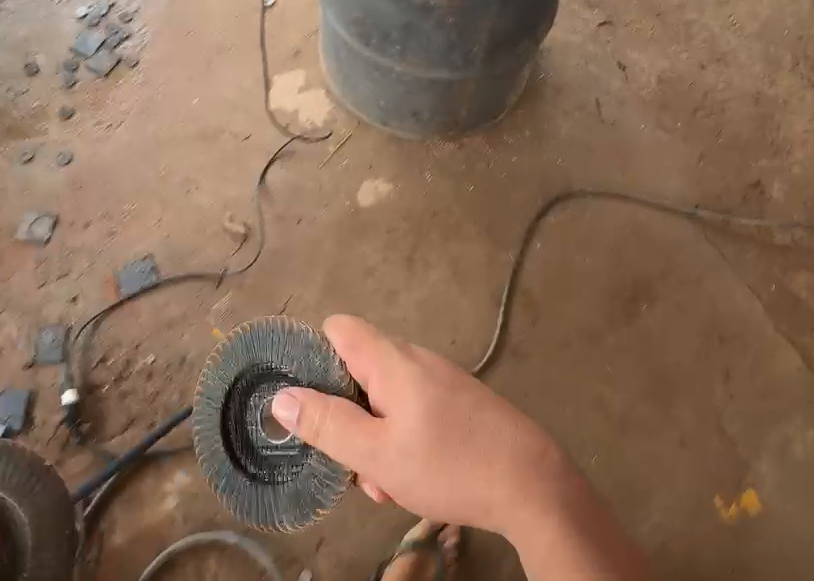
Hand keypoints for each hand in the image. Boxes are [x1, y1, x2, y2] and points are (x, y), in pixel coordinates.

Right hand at [268, 315, 576, 537]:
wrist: (533, 484)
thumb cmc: (450, 465)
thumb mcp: (377, 454)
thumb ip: (328, 424)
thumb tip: (281, 396)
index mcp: (392, 359)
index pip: (338, 329)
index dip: (314, 358)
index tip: (310, 404)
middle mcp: (415, 359)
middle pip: (359, 372)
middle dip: (348, 419)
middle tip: (356, 465)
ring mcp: (440, 380)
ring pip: (385, 401)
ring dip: (376, 440)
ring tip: (390, 484)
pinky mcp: (458, 402)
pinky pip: (413, 412)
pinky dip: (403, 442)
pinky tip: (416, 479)